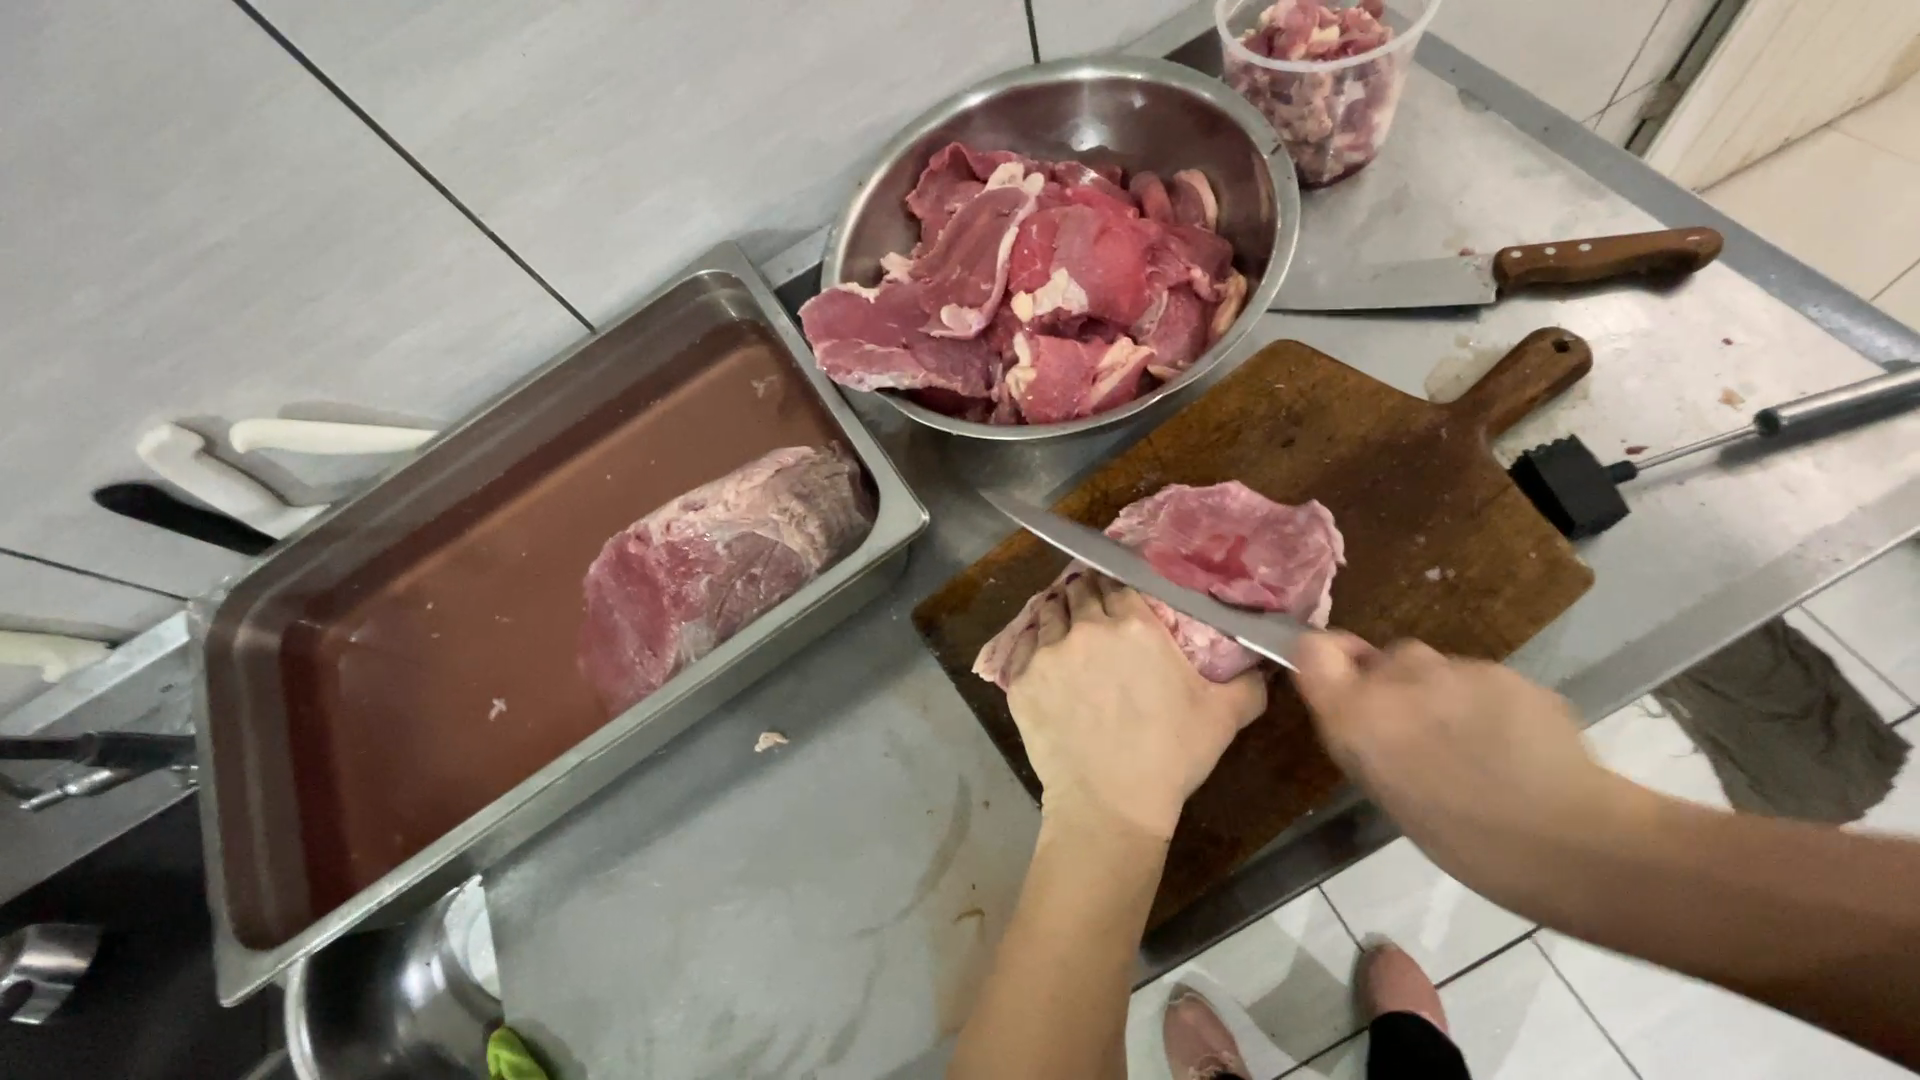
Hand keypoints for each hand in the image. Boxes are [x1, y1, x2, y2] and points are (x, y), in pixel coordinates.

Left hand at [1005, 575, 1266, 841]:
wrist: (1109, 804)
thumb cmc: (1170, 756)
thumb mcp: (1224, 717)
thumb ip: (1248, 683)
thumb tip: (1262, 665)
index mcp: (1134, 625)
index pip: (1120, 583)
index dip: (1119, 586)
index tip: (1119, 593)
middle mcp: (1086, 627)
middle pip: (1081, 590)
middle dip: (1087, 593)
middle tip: (1093, 608)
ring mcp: (1047, 652)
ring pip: (1048, 611)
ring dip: (1058, 613)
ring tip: (1065, 626)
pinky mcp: (1020, 679)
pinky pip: (1021, 645)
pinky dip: (1031, 644)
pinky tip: (1040, 654)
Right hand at [1292, 633, 1645, 902]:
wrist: (1570, 841)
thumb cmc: (1459, 838)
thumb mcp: (1381, 788)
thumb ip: (1364, 734)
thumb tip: (1365, 710)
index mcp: (1354, 713)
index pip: (1314, 649)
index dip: (1329, 659)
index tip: (1345, 683)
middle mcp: (1397, 677)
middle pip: (1381, 659)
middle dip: (1395, 687)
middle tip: (1421, 736)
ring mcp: (1456, 669)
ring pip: (1435, 669)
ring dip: (1443, 695)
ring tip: (1476, 747)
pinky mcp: (1509, 672)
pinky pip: (1482, 681)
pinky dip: (1489, 704)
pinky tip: (1514, 747)